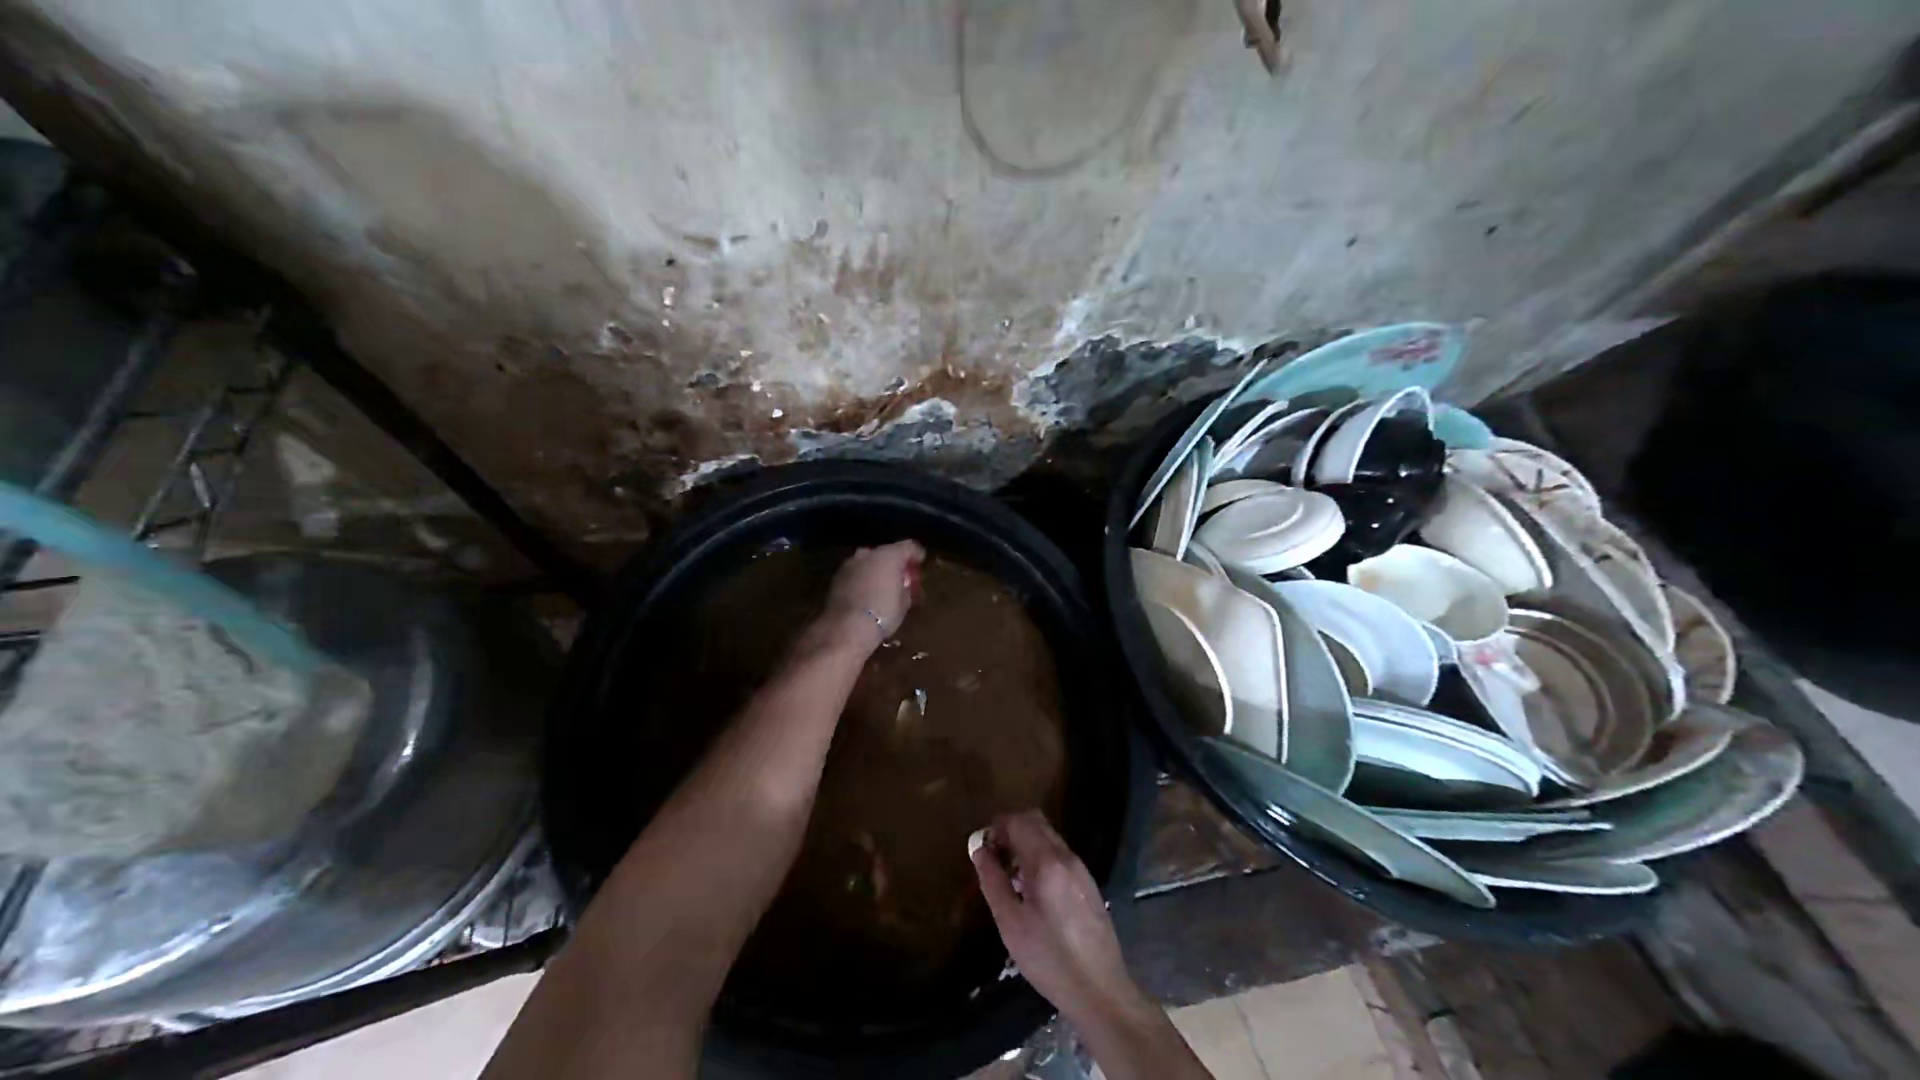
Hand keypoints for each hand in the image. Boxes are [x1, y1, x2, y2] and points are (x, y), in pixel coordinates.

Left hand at [824, 540, 923, 642]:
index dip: (917, 555)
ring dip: (878, 570)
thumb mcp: (904, 602)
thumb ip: (907, 587)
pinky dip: (864, 579)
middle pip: (887, 553)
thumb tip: (904, 585)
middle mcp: (868, 554)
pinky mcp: (837, 577)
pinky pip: (857, 573)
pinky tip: (868, 593)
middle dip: (896, 564)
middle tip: (903, 579)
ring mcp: (850, 564)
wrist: (847, 627)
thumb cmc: (883, 613)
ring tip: (884, 587)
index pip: (908, 547)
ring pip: (869, 562)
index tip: (921, 563)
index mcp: (889, 555)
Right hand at [969, 810, 1150, 1030]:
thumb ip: (992, 880)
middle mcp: (1067, 857)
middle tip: (993, 857)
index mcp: (1047, 861)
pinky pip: (1060, 855)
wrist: (1100, 991)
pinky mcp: (1088, 885)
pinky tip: (1031, 890)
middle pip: (1036, 822)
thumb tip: (979, 849)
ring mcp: (1081, 869)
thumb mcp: (1010, 923)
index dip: (996, 826)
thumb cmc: (1049, 958)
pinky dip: (1040, 857)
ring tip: (1009, 876)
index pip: (1019, 821)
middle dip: (1010, 830)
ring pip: (1049, 837)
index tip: (982, 847)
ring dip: (1025, 843)